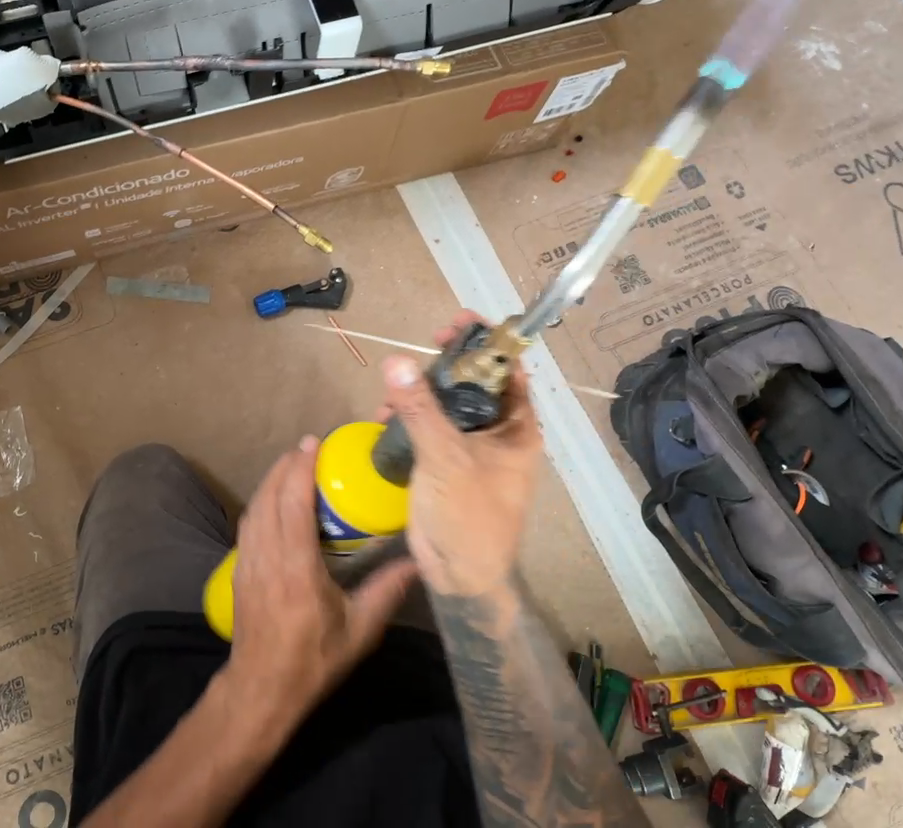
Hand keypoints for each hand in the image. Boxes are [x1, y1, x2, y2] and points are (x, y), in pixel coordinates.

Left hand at [224, 436, 418, 723]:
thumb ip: (386, 592)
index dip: (301, 469)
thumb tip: (417, 562)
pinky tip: (275, 501)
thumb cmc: (314, 660)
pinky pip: (247, 523)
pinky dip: (261, 502)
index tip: (314, 444)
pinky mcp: (238, 570)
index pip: (294, 504)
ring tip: (293, 466)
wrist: (261, 688)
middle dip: (285, 466)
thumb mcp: (359, 631)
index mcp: (296, 568)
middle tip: (308, 448)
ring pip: (254, 507)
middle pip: (269, 496)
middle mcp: (267, 557)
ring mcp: (247, 562)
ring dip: (271, 480)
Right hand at [381, 312, 545, 596]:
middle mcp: (497, 434)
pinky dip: (409, 417)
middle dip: (445, 365)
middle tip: (420, 349)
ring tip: (392, 397)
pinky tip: (386, 419)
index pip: (509, 369)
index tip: (457, 324)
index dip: (487, 342)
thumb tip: (394, 361)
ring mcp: (470, 448)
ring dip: (420, 392)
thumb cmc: (470, 517)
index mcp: (517, 429)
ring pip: (447, 403)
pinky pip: (428, 427)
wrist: (459, 577)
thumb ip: (420, 409)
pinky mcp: (444, 462)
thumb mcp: (446, 459)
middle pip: (474, 382)